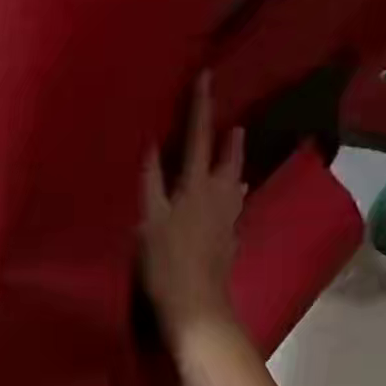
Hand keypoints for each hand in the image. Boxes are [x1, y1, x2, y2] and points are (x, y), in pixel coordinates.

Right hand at [140, 74, 246, 342]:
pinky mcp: (230, 247)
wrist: (197, 308)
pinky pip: (234, 216)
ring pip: (236, 190)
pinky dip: (233, 205)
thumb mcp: (149, 221)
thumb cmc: (167, 265)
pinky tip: (232, 210)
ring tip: (237, 166)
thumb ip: (150, 183)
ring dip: (236, 172)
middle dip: (230, 142)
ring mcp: (228, 225)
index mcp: (196, 187)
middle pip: (228, 163)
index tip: (206, 77)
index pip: (198, 138)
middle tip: (236, 126)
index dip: (200, 108)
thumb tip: (150, 146)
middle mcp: (219, 200)